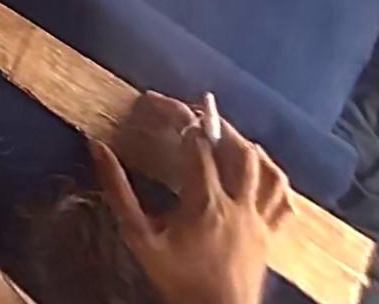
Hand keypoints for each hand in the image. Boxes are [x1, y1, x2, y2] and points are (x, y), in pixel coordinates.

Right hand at [91, 94, 293, 303]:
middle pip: (236, 150)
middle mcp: (239, 206)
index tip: (153, 102)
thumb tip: (96, 144)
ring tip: (220, 131)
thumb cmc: (175, 275)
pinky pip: (283, 199)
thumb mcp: (137, 233)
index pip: (196, 145)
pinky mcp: (271, 235)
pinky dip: (271, 175)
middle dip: (212, 121)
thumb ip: (116, 188)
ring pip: (266, 171)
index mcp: (206, 202)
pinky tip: (256, 166)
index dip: (176, 116)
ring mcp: (260, 221)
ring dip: (243, 143)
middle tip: (187, 109)